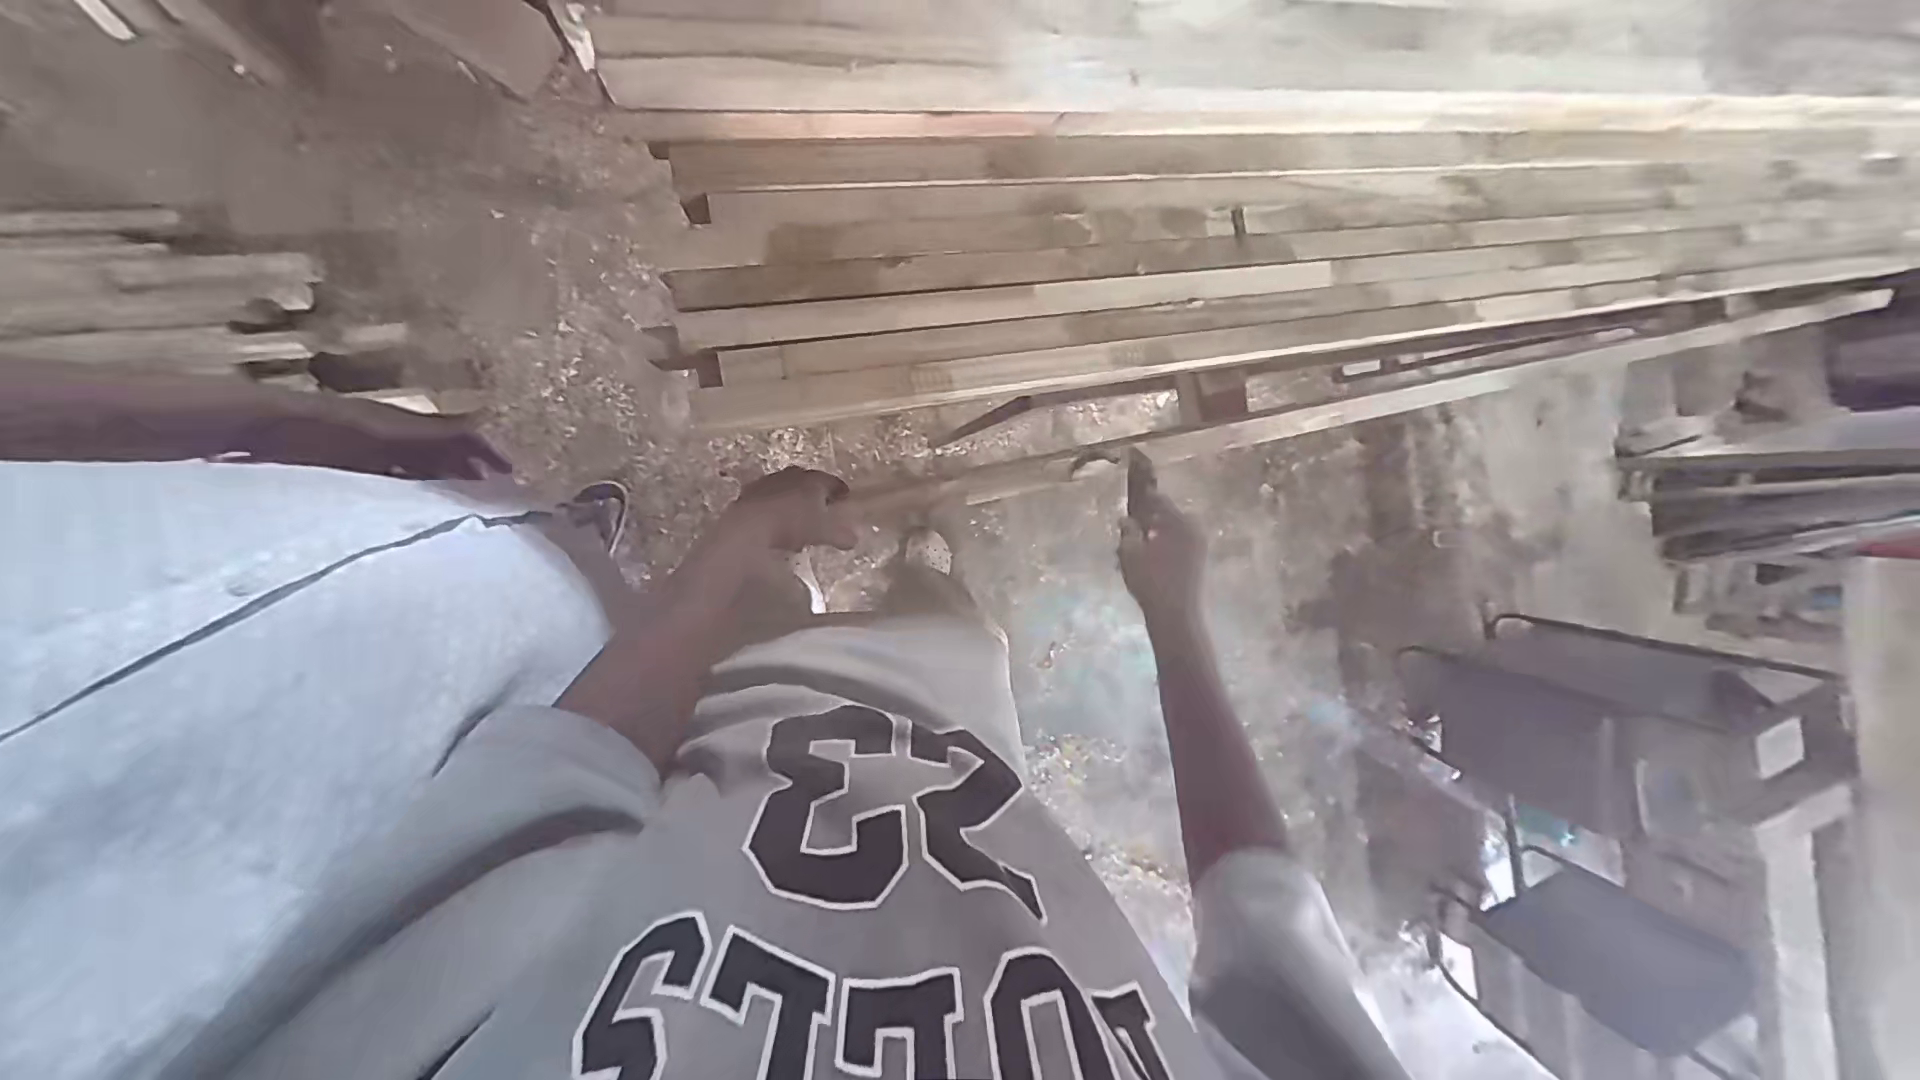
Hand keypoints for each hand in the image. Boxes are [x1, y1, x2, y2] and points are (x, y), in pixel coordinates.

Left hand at [246, 396, 511, 479]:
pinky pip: (395, 478)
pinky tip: (417, 507)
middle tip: (492, 497)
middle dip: (471, 470)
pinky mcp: (346, 467)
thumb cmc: (320, 430)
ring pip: (421, 466)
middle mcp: (395, 435)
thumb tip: (478, 442)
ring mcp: (370, 450)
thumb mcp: (384, 433)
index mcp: (407, 425)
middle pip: (444, 452)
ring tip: (461, 505)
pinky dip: (414, 490)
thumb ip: (429, 438)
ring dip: (444, 482)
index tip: (511, 475)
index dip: (488, 452)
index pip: (462, 435)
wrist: (253, 426)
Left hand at [716, 467, 860, 553]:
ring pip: (787, 487)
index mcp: (814, 481)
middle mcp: (792, 475)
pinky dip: (775, 505)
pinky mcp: (749, 492)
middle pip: (808, 480)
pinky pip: (769, 497)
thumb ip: (841, 536)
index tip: (845, 497)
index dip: (840, 490)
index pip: (832, 482)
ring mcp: (769, 482)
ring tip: (798, 514)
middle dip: (816, 491)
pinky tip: (775, 519)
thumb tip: (854, 539)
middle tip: (821, 504)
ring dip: (793, 497)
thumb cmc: (793, 525)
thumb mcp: (823, 533)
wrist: (749, 525)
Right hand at [1118, 449, 1206, 622]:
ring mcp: (1199, 544)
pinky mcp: (1199, 560)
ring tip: (1135, 541)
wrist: (1177, 616)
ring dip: (1155, 529)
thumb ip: (1128, 532)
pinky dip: (1163, 542)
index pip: (1155, 494)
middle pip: (1165, 510)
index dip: (1141, 477)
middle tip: (1127, 515)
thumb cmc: (1151, 583)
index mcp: (1176, 521)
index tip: (1134, 457)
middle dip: (1147, 511)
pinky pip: (1177, 541)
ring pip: (1171, 527)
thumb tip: (1126, 519)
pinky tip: (1149, 556)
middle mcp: (1192, 527)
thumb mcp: (1130, 554)